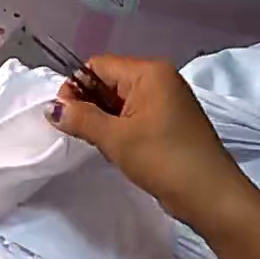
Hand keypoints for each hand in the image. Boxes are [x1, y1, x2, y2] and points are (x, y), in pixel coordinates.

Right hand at [50, 56, 252, 229]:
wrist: (207, 193)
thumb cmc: (162, 159)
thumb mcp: (115, 138)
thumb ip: (81, 119)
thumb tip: (52, 107)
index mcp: (149, 72)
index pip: (98, 65)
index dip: (76, 87)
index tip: (64, 116)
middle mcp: (160, 79)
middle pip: (109, 82)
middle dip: (89, 105)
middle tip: (81, 135)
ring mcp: (166, 102)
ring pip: (120, 102)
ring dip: (103, 121)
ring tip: (101, 145)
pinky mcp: (169, 123)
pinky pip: (134, 117)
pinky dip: (119, 130)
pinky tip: (117, 150)